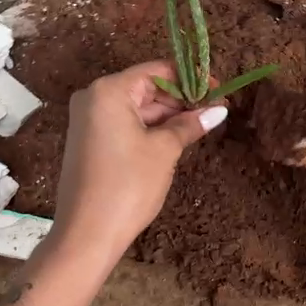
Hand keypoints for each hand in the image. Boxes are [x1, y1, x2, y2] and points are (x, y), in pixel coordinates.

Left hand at [52, 60, 224, 253]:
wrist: (86, 234)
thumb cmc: (127, 185)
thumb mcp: (164, 150)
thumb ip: (190, 124)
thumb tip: (219, 109)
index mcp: (109, 91)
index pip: (157, 71)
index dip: (190, 79)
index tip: (218, 90)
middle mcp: (93, 97)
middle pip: (146, 87)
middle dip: (180, 98)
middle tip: (215, 109)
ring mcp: (88, 120)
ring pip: (137, 107)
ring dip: (168, 114)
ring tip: (202, 124)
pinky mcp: (90, 140)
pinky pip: (125, 123)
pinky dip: (150, 127)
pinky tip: (177, 136)